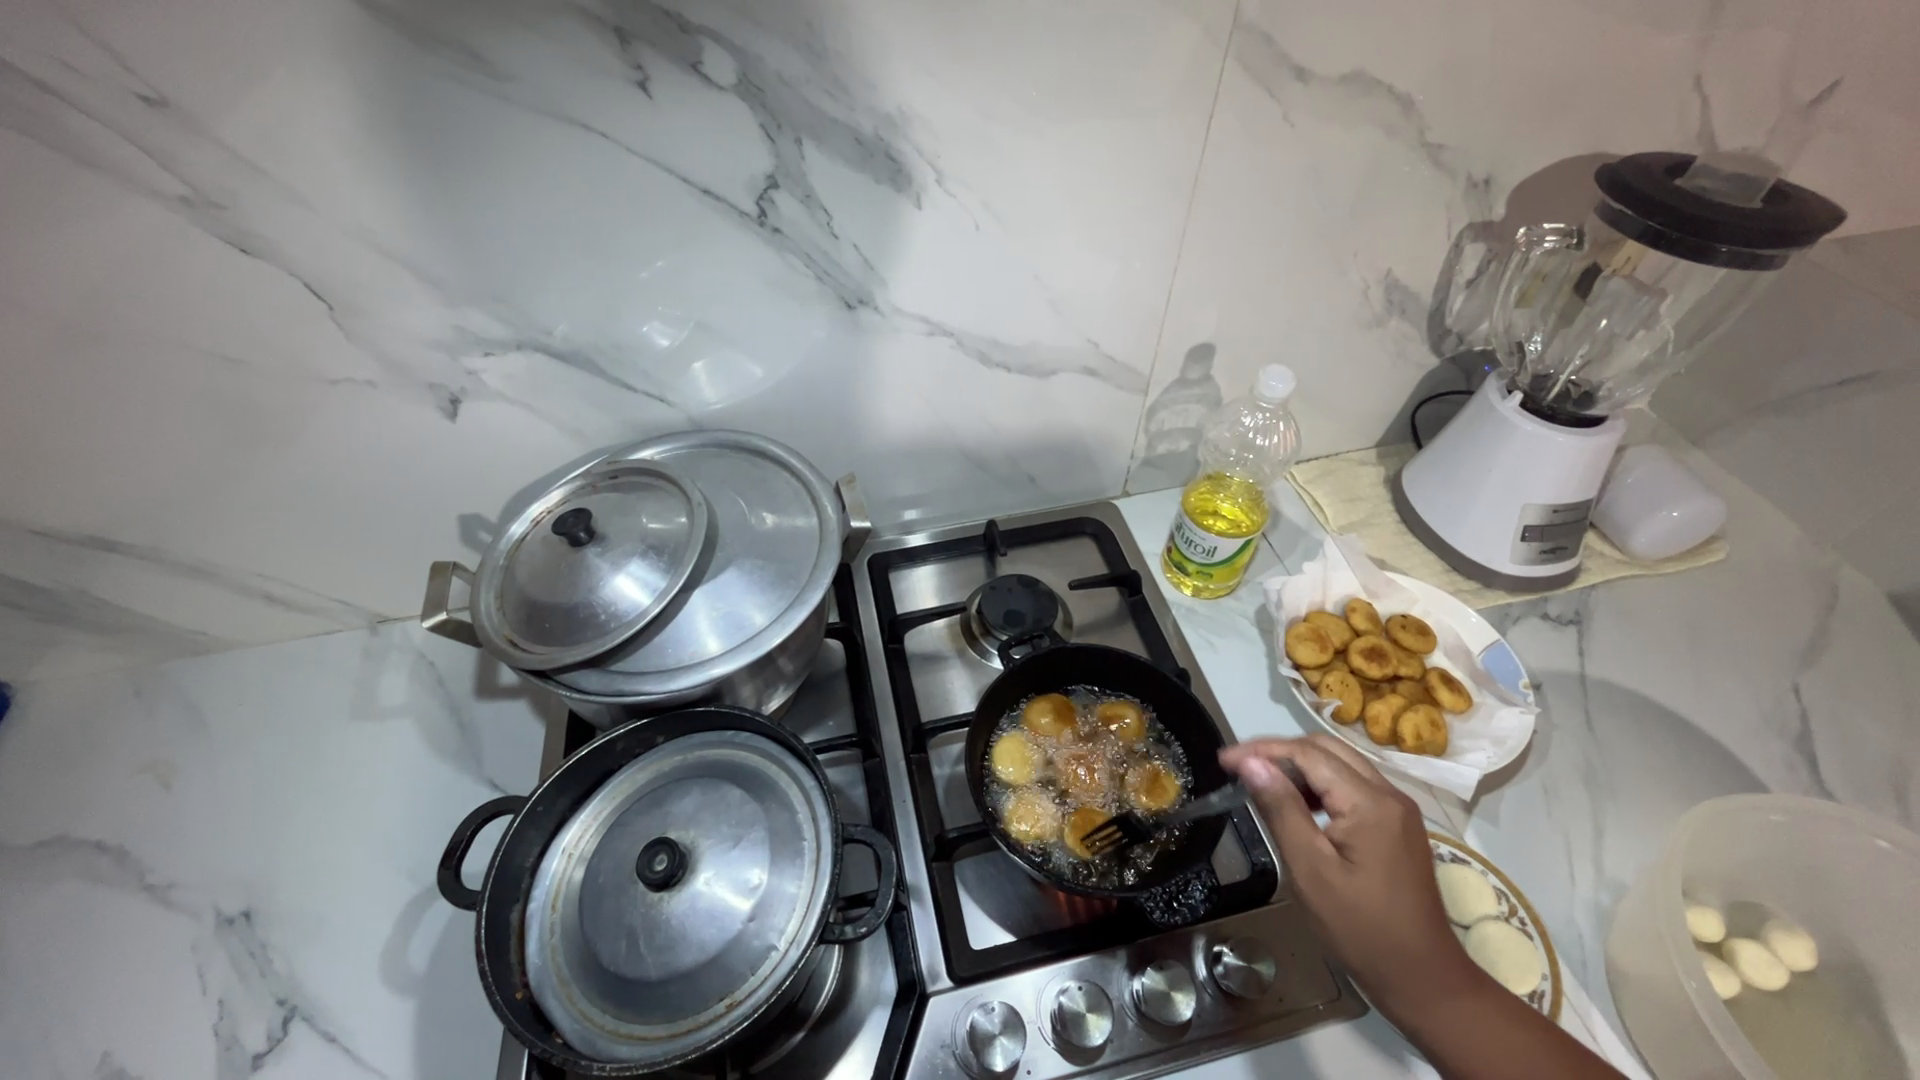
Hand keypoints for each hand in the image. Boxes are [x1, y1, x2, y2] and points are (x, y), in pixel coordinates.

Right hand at [1219, 735, 1475, 1011]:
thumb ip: (1281, 809)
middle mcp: (1389, 793)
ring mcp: (1397, 808)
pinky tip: (1296, 804)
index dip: (1262, 751)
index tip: (1223, 761)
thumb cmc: (1359, 927)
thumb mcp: (1310, 870)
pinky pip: (1353, 784)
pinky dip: (1320, 783)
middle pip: (1327, 749)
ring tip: (1260, 781)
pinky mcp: (1397, 823)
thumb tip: (1250, 763)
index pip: (1308, 754)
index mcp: (1370, 802)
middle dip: (1279, 751)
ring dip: (1299, 765)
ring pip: (1341, 763)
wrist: (1422, 976)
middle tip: (1239, 767)